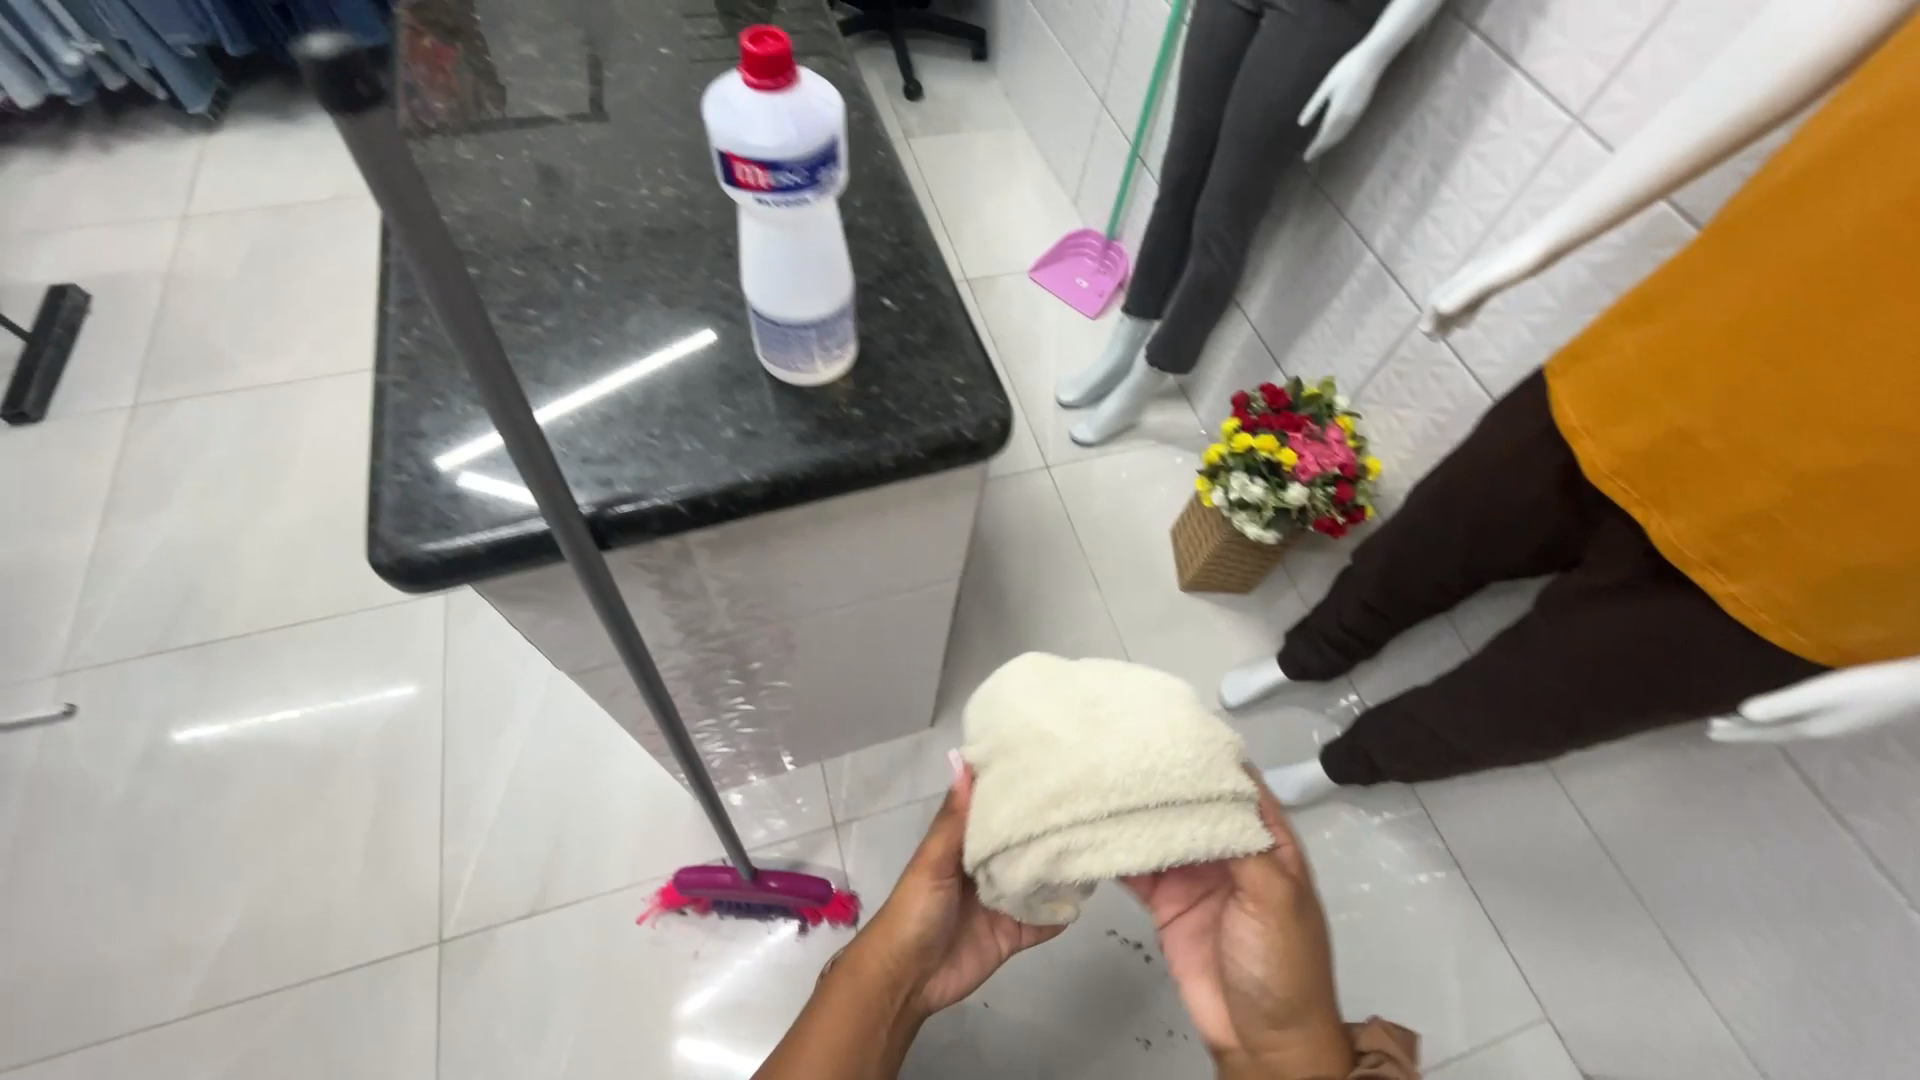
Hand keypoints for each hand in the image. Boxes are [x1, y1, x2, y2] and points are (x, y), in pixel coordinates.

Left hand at [845, 754, 1065, 1016]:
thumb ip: (955, 819)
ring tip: (1093, 845)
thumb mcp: (933, 859)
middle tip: (1086, 806)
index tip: (1049, 766)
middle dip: (1046, 831)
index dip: (1016, 792)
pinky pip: (1042, 920)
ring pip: (1036, 879)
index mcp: (964, 844)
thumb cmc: (914, 909)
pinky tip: (1086, 897)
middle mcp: (985, 867)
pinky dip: (1060, 912)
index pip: (995, 811)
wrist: (907, 978)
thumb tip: (965, 762)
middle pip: (1020, 845)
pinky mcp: (1012, 934)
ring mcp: (1001, 901)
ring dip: (1058, 869)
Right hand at [1124, 770, 1350, 1075]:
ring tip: (1107, 780)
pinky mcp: (1166, 901)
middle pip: (1193, 803)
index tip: (1179, 730)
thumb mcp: (1275, 899)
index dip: (1212, 759)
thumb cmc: (1286, 970)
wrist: (1261, 1042)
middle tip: (1128, 749)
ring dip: (1138, 810)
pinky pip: (1137, 867)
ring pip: (1162, 830)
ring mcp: (1195, 875)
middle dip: (1166, 780)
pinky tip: (1097, 829)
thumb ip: (1243, 845)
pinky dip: (1118, 849)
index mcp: (1267, 844)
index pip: (1238, 787)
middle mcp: (1229, 852)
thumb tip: (1214, 793)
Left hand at [1298, 45, 1386, 162]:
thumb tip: (1301, 124)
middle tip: (1310, 156)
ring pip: (1341, 135)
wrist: (1372, 59)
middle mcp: (1347, 118)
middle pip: (1332, 139)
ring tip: (1320, 149)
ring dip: (1330, 144)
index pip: (1323, 136)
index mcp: (1336, 113)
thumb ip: (1314, 106)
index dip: (1315, 148)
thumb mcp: (1325, 87)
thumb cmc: (1345, 70)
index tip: (1306, 157)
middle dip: (1321, 148)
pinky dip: (1338, 136)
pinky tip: (1334, 136)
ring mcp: (1356, 114)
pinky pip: (1348, 129)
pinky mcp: (1361, 109)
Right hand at [1419, 238, 1548, 337]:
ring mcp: (1483, 278)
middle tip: (1434, 339)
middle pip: (1445, 300)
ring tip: (1447, 334)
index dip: (1429, 317)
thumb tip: (1437, 311)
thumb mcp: (1488, 281)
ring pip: (1459, 301)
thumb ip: (1462, 295)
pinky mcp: (1497, 279)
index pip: (1438, 299)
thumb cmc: (1518, 262)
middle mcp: (1468, 278)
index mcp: (1463, 278)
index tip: (1427, 336)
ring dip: (1450, 318)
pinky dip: (1467, 312)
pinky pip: (1475, 299)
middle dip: (1436, 319)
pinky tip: (1468, 322)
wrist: (1547, 243)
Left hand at [1709, 655, 1919, 743]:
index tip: (1709, 731)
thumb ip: (1783, 704)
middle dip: (1745, 730)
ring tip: (1738, 720)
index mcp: (1814, 728)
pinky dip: (1782, 716)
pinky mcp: (1851, 713)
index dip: (1738, 732)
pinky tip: (1786, 711)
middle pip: (1775, 732)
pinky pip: (1804, 719)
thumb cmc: (1872, 688)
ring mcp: (1841, 724)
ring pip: (1789, 727)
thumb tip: (1743, 714)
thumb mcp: (1822, 694)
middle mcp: (1825, 730)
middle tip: (1713, 726)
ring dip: (1762, 724)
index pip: (1765, 733)